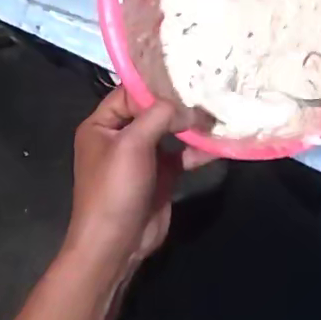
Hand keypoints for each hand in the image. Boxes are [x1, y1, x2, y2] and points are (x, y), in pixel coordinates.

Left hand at [69, 88, 214, 271]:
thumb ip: (159, 116)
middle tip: (209, 89)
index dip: (155, 85)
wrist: (116, 245)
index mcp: (101, 125)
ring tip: (218, 114)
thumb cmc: (115, 189)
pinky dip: (198, 150)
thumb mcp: (132, 144)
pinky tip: (218, 143)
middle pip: (153, 111)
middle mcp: (120, 137)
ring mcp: (142, 157)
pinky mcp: (161, 175)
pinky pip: (182, 155)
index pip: (129, 93)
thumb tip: (189, 108)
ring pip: (171, 132)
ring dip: (192, 126)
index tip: (187, 74)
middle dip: (179, 104)